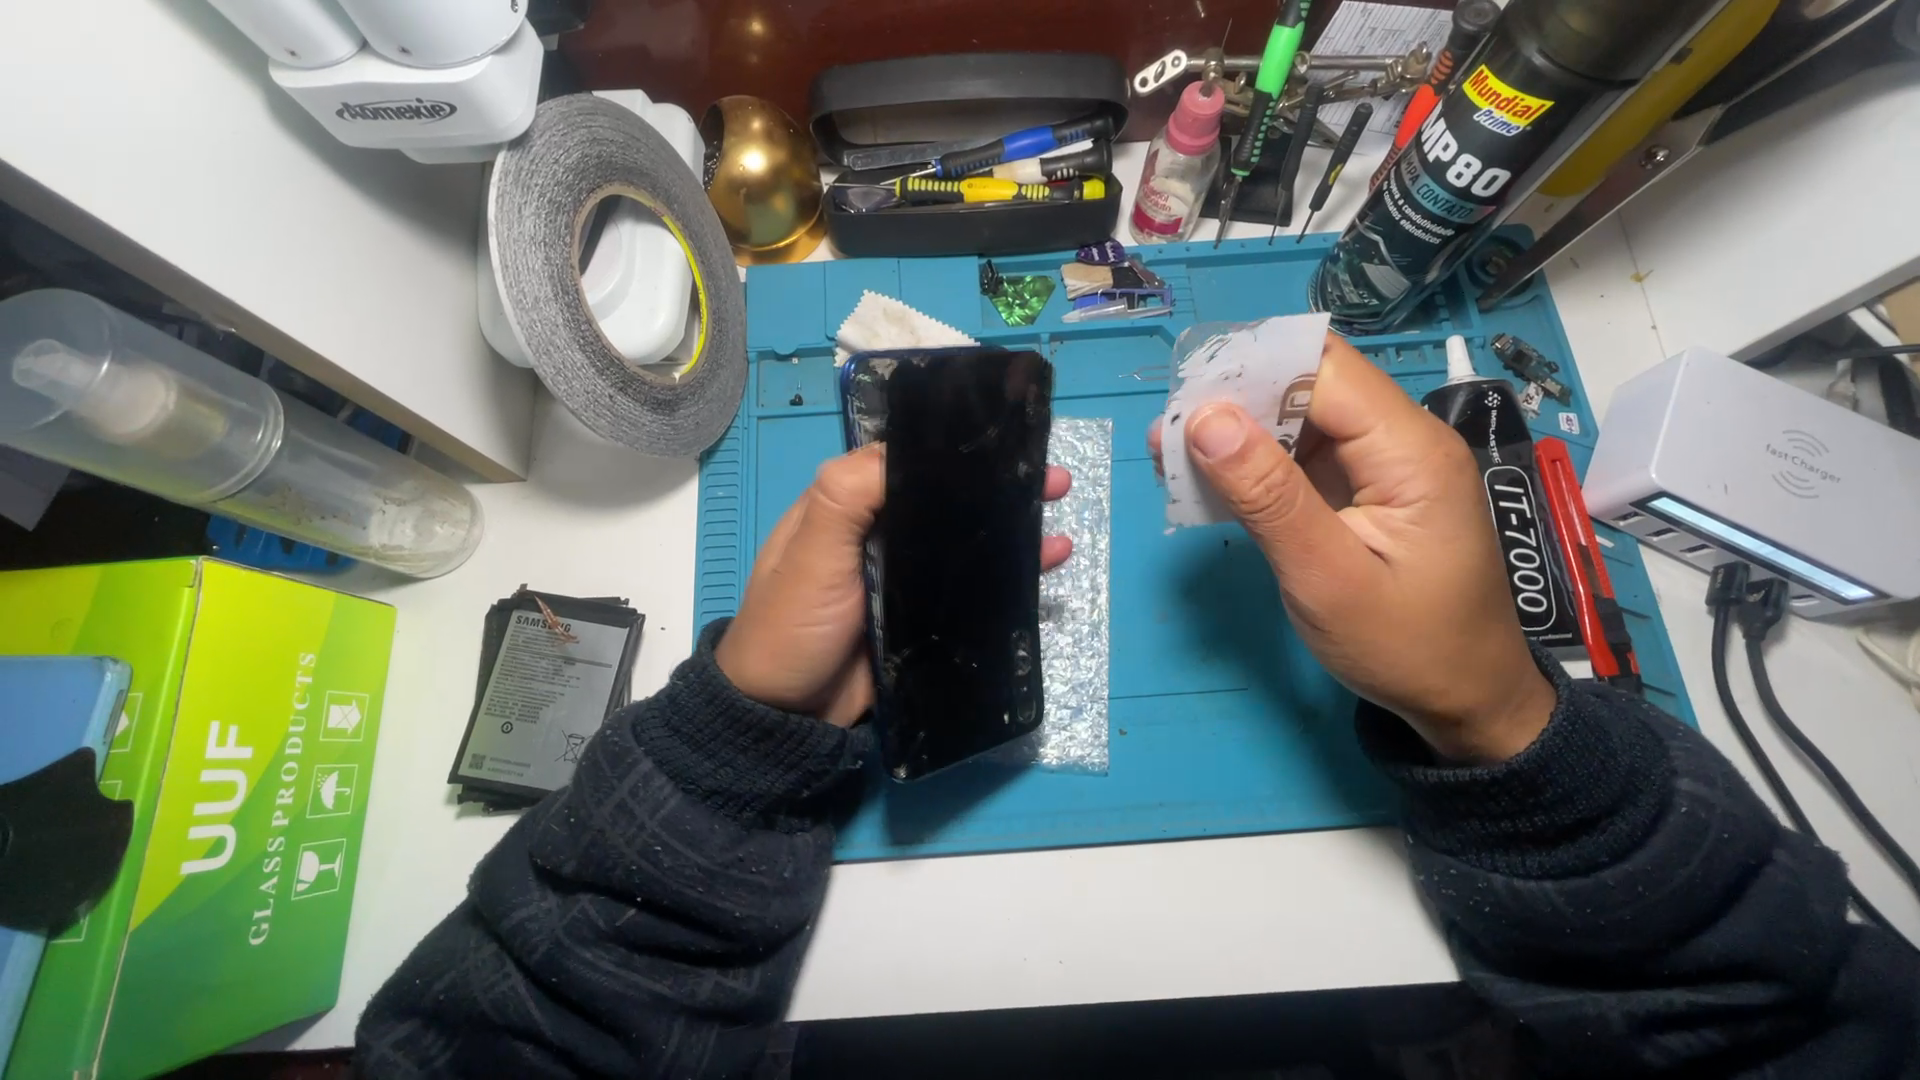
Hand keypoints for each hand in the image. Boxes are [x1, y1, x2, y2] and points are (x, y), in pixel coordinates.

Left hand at [715, 445, 1072, 727]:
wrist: (789, 715)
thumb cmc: (792, 623)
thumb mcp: (811, 551)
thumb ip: (847, 494)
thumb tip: (905, 447)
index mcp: (848, 507)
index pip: (906, 462)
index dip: (952, 449)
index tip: (1004, 440)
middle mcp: (880, 533)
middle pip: (947, 499)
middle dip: (997, 485)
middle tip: (1052, 478)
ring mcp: (906, 576)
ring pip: (967, 539)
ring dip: (1012, 524)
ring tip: (1057, 511)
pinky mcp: (925, 616)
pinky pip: (975, 586)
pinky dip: (1010, 571)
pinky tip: (1049, 560)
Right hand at [1149, 334, 1553, 762]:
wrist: (1461, 700)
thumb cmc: (1403, 646)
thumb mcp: (1325, 578)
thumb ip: (1267, 496)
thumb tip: (1205, 419)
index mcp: (1408, 449)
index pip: (1323, 370)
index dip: (1251, 372)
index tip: (1184, 406)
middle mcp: (1397, 440)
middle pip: (1307, 384)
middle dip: (1234, 402)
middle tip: (1167, 438)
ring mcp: (1377, 464)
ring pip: (1295, 418)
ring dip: (1234, 434)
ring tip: (1172, 461)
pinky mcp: (1358, 489)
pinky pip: (1297, 456)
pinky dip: (1250, 465)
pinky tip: (1206, 484)